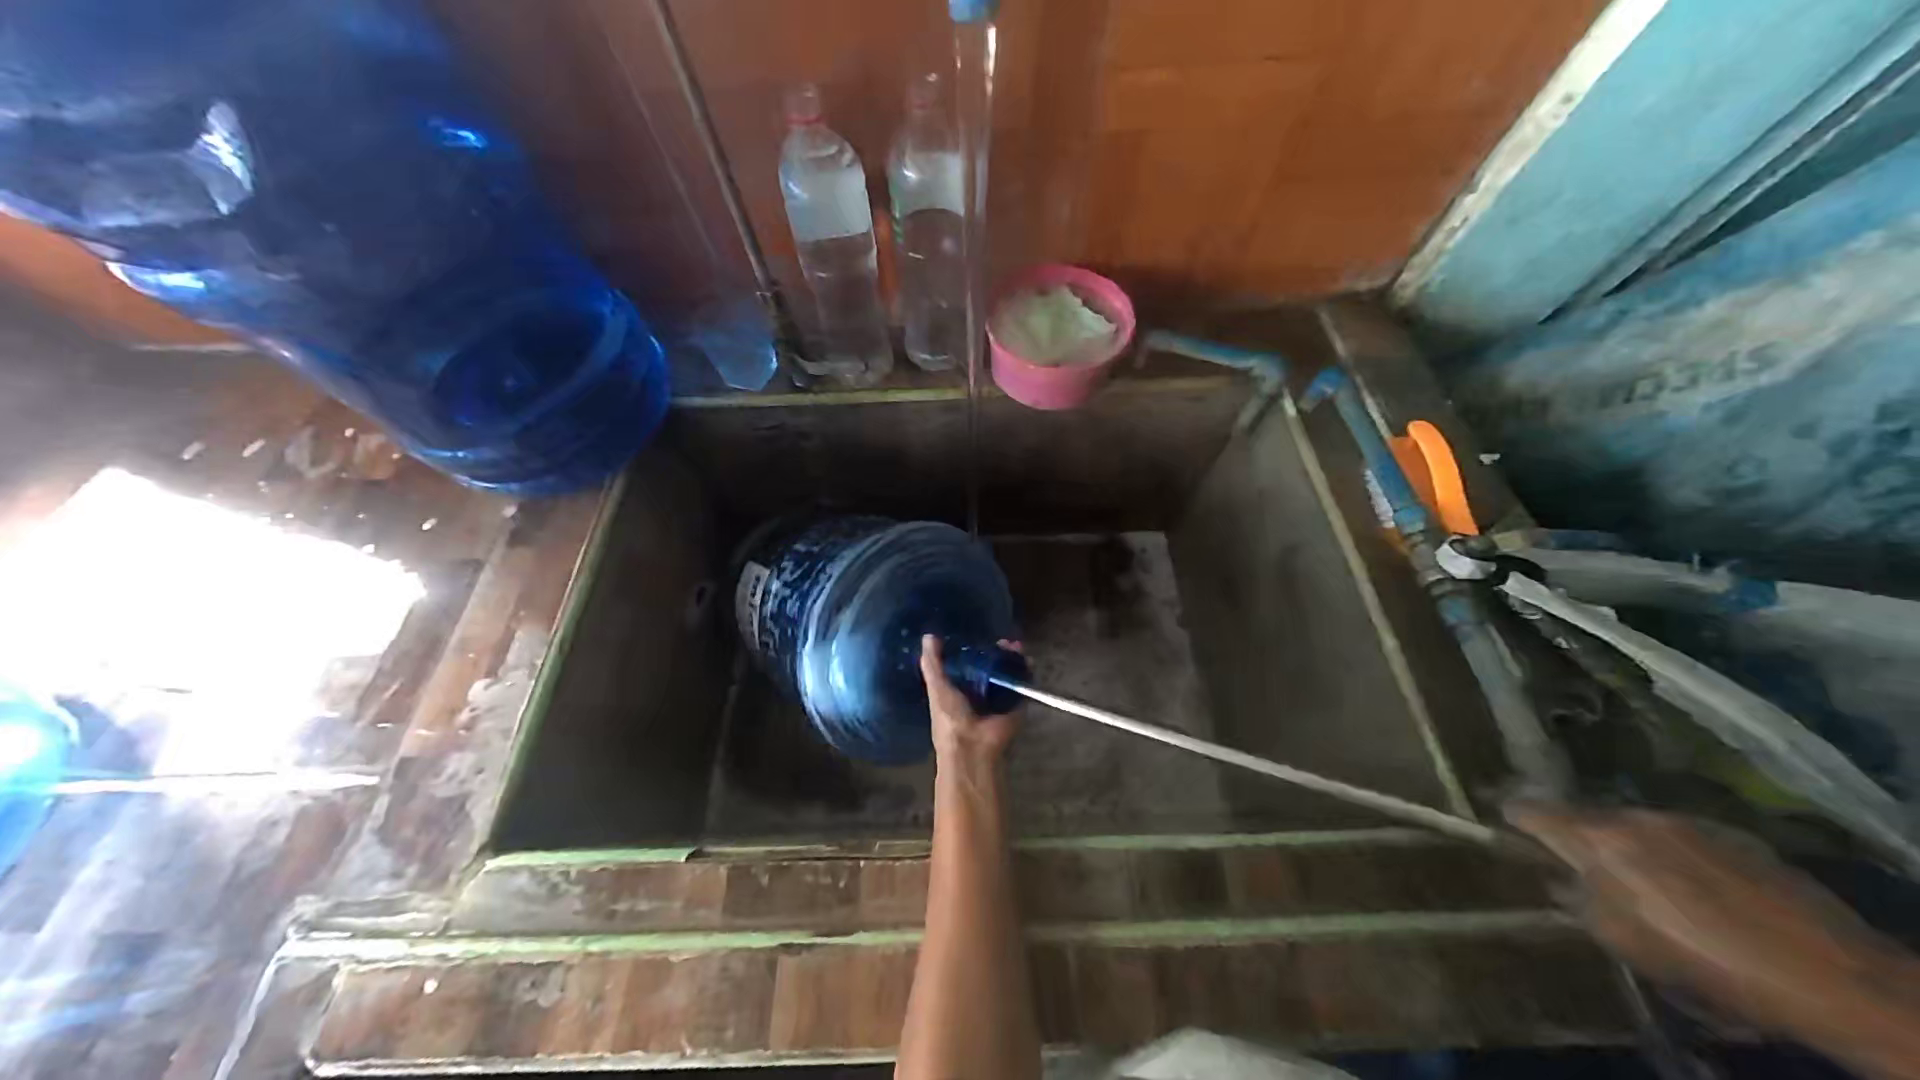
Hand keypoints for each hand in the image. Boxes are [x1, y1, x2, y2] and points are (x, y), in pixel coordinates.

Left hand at [919, 635, 1021, 773]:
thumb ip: (932, 663)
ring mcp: (999, 699)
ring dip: (1013, 659)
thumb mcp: (936, 686)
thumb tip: (929, 635)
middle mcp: (980, 693)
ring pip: (1008, 673)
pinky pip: (1022, 685)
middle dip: (998, 653)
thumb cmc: (950, 717)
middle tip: (1004, 641)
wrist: (973, 746)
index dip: (975, 650)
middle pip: (991, 667)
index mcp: (958, 689)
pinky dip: (1026, 672)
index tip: (981, 637)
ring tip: (1016, 646)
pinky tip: (1027, 659)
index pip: (968, 664)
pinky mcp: (1016, 705)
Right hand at [1507, 800, 1907, 1039]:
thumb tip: (1557, 881)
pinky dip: (1673, 855)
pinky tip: (1696, 890)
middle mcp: (1635, 818)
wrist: (1837, 977)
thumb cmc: (1709, 963)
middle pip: (1586, 817)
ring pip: (1634, 826)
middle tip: (1576, 864)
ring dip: (1628, 846)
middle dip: (1576, 836)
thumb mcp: (1623, 941)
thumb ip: (1578, 901)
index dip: (1511, 814)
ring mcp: (1688, 822)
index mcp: (1597, 840)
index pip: (1530, 809)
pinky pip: (1681, 837)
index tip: (1499, 818)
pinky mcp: (1735, 836)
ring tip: (1642, 881)